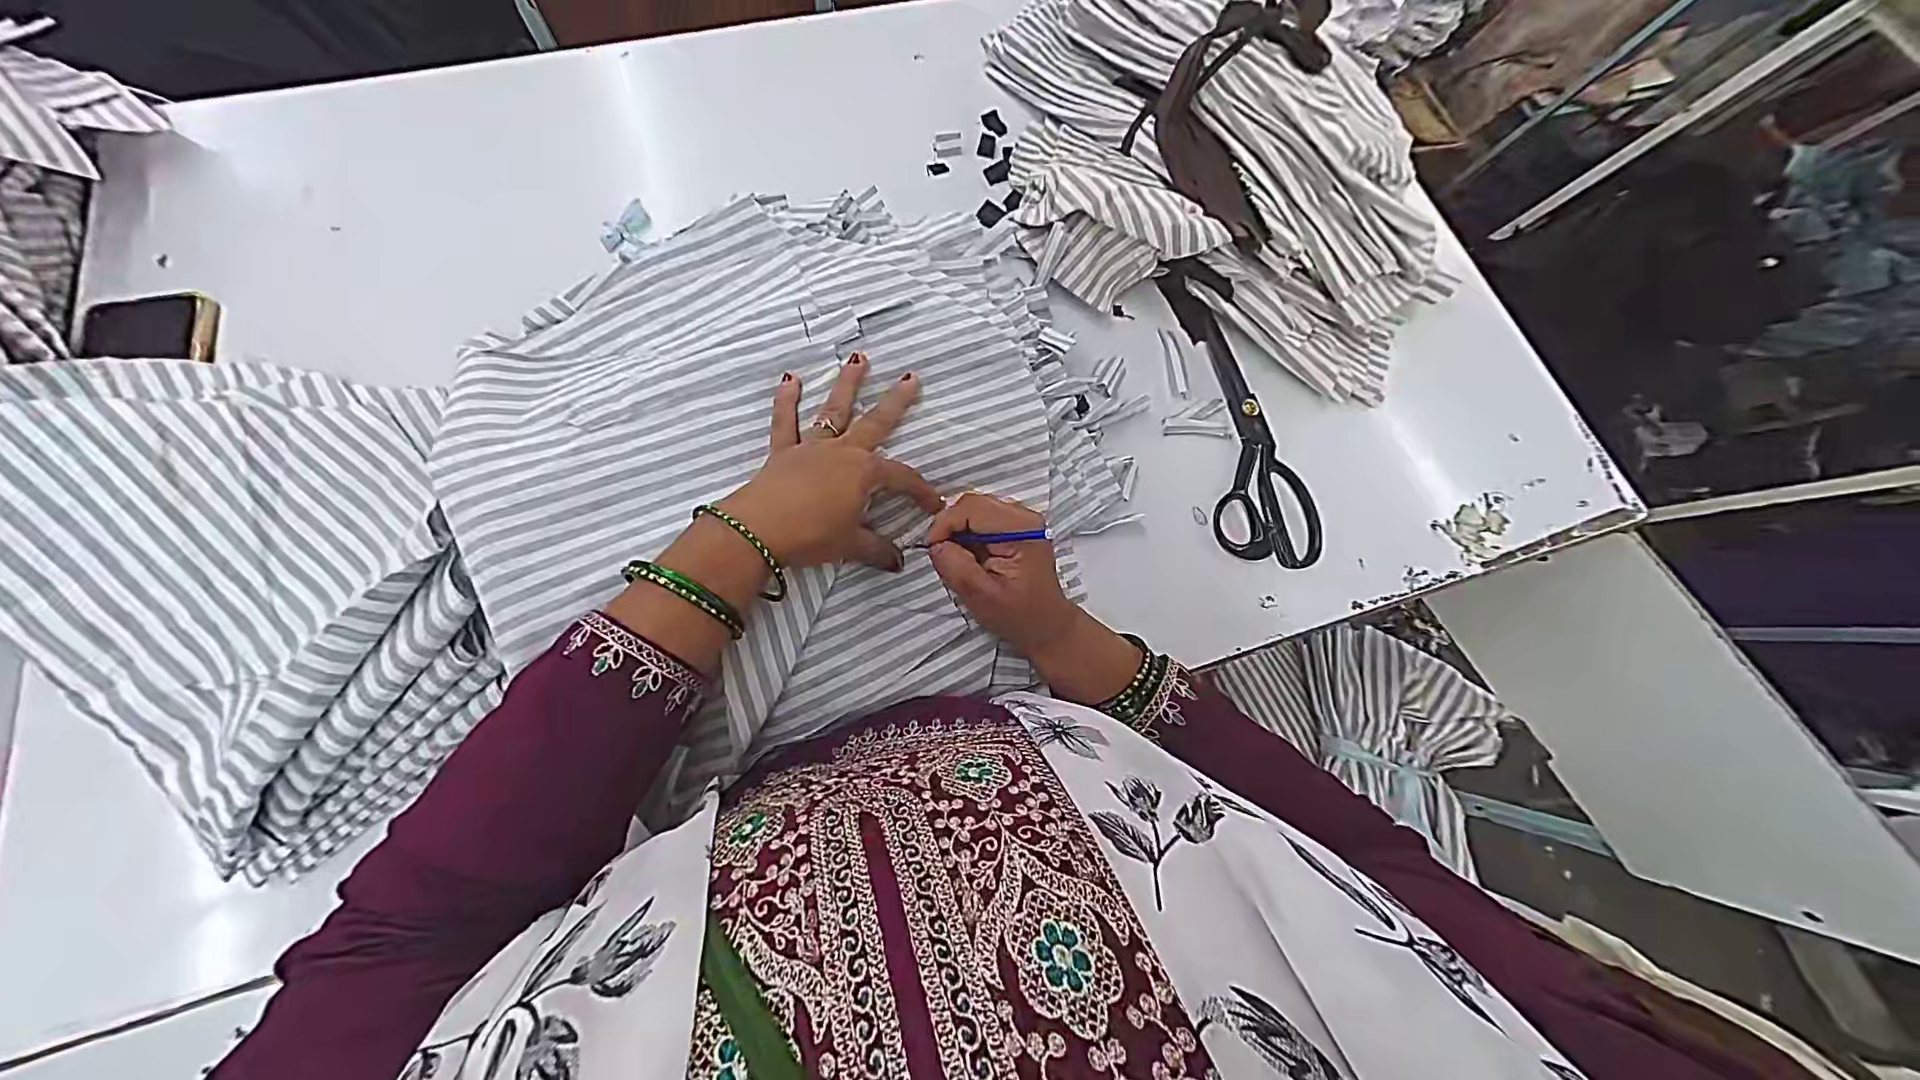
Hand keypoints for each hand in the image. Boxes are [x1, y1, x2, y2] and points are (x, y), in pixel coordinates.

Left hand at [718, 353, 941, 571]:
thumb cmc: (811, 535)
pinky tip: (789, 379)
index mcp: (864, 473)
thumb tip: (898, 562)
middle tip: (912, 379)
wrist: (758, 531)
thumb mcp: (850, 545)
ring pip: (834, 411)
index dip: (921, 491)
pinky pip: (785, 422)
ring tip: (858, 360)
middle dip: (897, 401)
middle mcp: (842, 452)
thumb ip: (876, 550)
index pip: (902, 478)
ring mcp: (812, 448)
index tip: (934, 505)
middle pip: (876, 423)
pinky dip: (786, 401)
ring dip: (847, 384)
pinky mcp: (783, 453)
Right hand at [925, 494, 1078, 653]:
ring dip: (958, 530)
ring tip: (958, 558)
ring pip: (974, 509)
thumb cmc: (1020, 616)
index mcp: (1021, 530)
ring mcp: (1021, 520)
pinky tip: (971, 556)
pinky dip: (968, 534)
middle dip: (950, 526)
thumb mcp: (981, 596)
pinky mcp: (1015, 528)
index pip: (971, 508)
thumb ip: (956, 566)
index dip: (944, 524)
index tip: (932, 548)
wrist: (1047, 625)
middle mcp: (1024, 517)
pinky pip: (981, 519)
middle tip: (942, 554)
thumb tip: (936, 544)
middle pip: (972, 503)